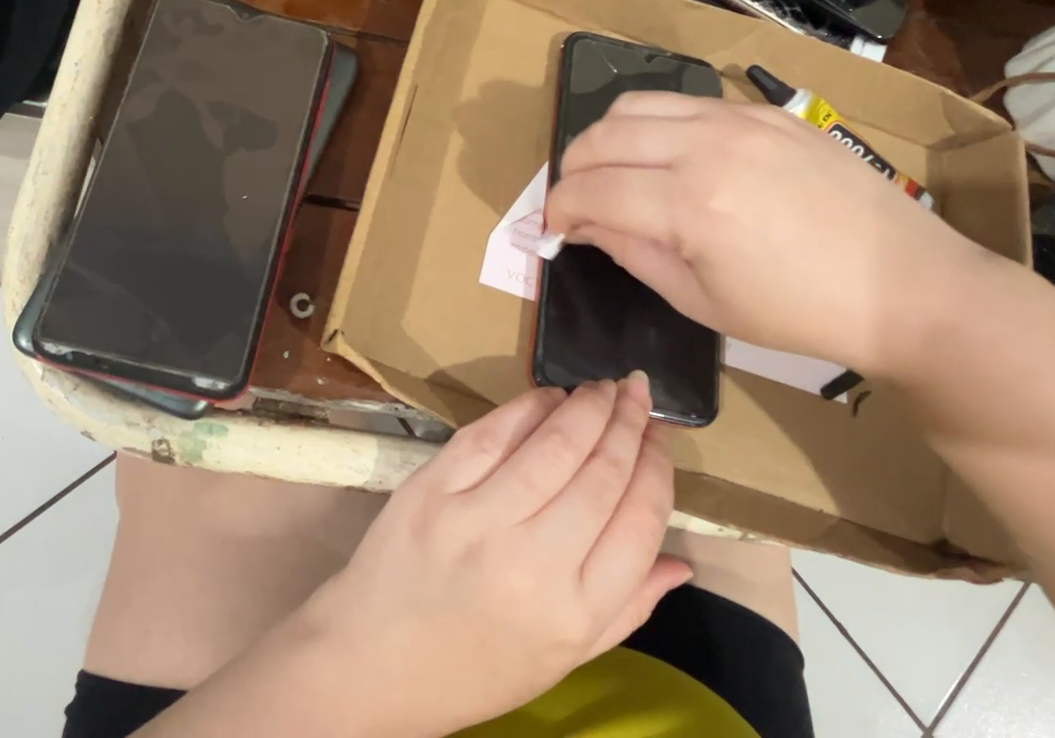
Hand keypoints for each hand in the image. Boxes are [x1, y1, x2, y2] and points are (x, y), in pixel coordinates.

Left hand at [286, 378, 690, 736]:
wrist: (371, 661)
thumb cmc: (474, 668)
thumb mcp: (563, 658)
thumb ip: (627, 608)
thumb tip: (683, 562)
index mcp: (574, 611)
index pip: (638, 521)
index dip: (656, 468)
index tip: (662, 437)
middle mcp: (533, 563)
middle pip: (601, 474)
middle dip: (628, 425)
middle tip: (640, 393)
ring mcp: (477, 519)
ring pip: (553, 446)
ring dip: (587, 407)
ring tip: (606, 387)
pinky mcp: (432, 489)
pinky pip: (492, 434)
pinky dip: (527, 407)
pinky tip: (551, 396)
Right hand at [545, 91, 995, 377]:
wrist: (905, 286)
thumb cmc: (798, 312)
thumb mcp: (699, 300)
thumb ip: (630, 252)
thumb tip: (583, 224)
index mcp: (691, 205)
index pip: (590, 189)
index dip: (557, 210)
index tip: (553, 229)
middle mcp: (709, 147)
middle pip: (602, 136)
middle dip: (570, 170)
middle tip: (574, 204)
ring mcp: (741, 120)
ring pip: (636, 104)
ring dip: (606, 139)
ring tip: (612, 173)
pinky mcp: (768, 112)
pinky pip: (686, 102)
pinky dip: (655, 126)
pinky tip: (668, 159)